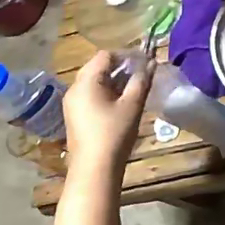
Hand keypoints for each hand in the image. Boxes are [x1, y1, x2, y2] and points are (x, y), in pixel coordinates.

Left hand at [63, 51, 151, 172]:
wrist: (94, 169)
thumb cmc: (114, 133)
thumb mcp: (132, 105)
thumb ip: (142, 80)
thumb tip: (152, 63)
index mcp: (86, 82)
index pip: (105, 55)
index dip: (126, 55)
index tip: (145, 62)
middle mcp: (74, 88)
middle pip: (97, 67)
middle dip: (121, 67)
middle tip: (142, 74)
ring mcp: (72, 103)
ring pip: (94, 82)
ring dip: (115, 81)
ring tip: (135, 89)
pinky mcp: (75, 116)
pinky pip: (91, 95)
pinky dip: (107, 93)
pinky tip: (122, 104)